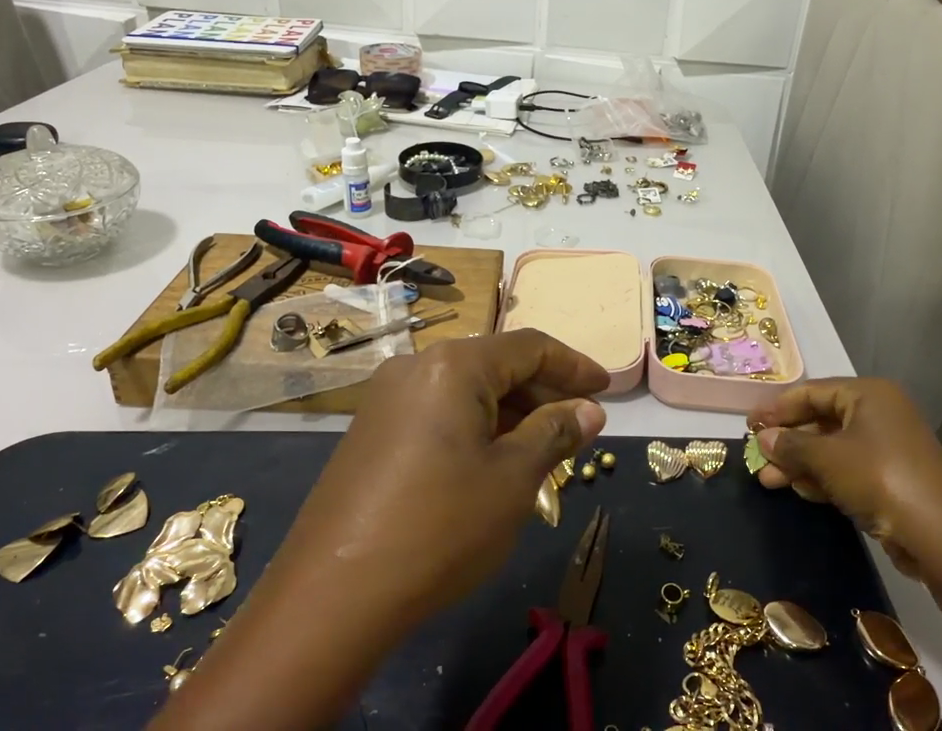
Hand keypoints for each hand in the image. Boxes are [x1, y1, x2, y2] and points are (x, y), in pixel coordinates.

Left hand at [284, 329, 609, 620]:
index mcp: (453, 365)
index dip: (574, 366)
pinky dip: (476, 430)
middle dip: (543, 393)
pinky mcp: (370, 435)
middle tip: (581, 427)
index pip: (529, 347)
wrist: (334, 594)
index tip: (607, 389)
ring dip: (511, 415)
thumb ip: (555, 433)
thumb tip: (589, 410)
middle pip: (495, 365)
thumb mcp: (513, 479)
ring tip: (545, 452)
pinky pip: (438, 415)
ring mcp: (385, 401)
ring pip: (466, 393)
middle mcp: (415, 368)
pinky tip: (495, 466)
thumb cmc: (441, 526)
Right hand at [749, 379, 941, 574]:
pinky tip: (798, 491)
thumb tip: (763, 438)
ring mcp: (887, 446)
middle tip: (755, 456)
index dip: (778, 408)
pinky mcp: (890, 477)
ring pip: (832, 448)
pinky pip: (847, 469)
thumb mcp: (827, 458)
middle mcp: (879, 413)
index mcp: (869, 394)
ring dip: (799, 463)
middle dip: (787, 441)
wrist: (938, 534)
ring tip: (766, 481)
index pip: (813, 391)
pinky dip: (822, 477)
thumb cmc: (878, 478)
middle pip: (821, 420)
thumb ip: (791, 445)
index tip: (748, 425)